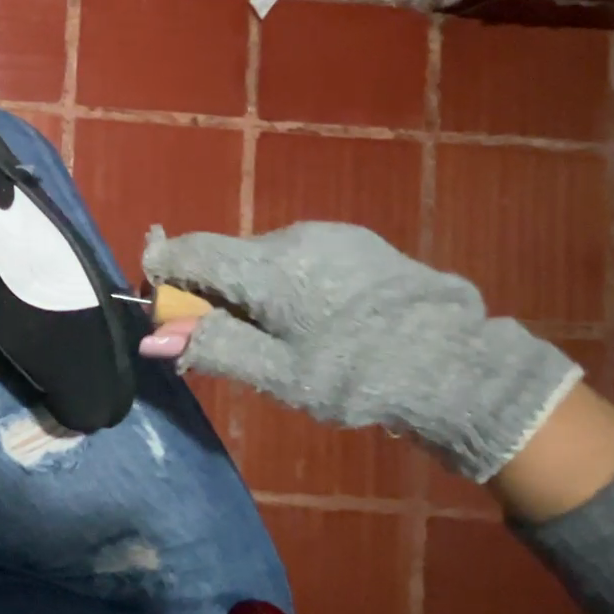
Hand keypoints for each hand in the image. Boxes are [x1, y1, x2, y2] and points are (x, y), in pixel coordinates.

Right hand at [140, 222, 581, 482]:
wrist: (463, 369)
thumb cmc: (357, 377)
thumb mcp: (279, 375)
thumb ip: (213, 347)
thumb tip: (150, 337)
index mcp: (267, 267)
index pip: (187, 252)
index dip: (163, 275)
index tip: (164, 312)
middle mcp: (291, 238)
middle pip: (225, 258)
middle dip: (211, 294)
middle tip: (228, 342)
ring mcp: (328, 236)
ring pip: (261, 259)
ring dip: (251, 291)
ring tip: (280, 338)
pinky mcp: (357, 243)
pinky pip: (298, 258)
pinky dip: (285, 285)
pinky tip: (316, 320)